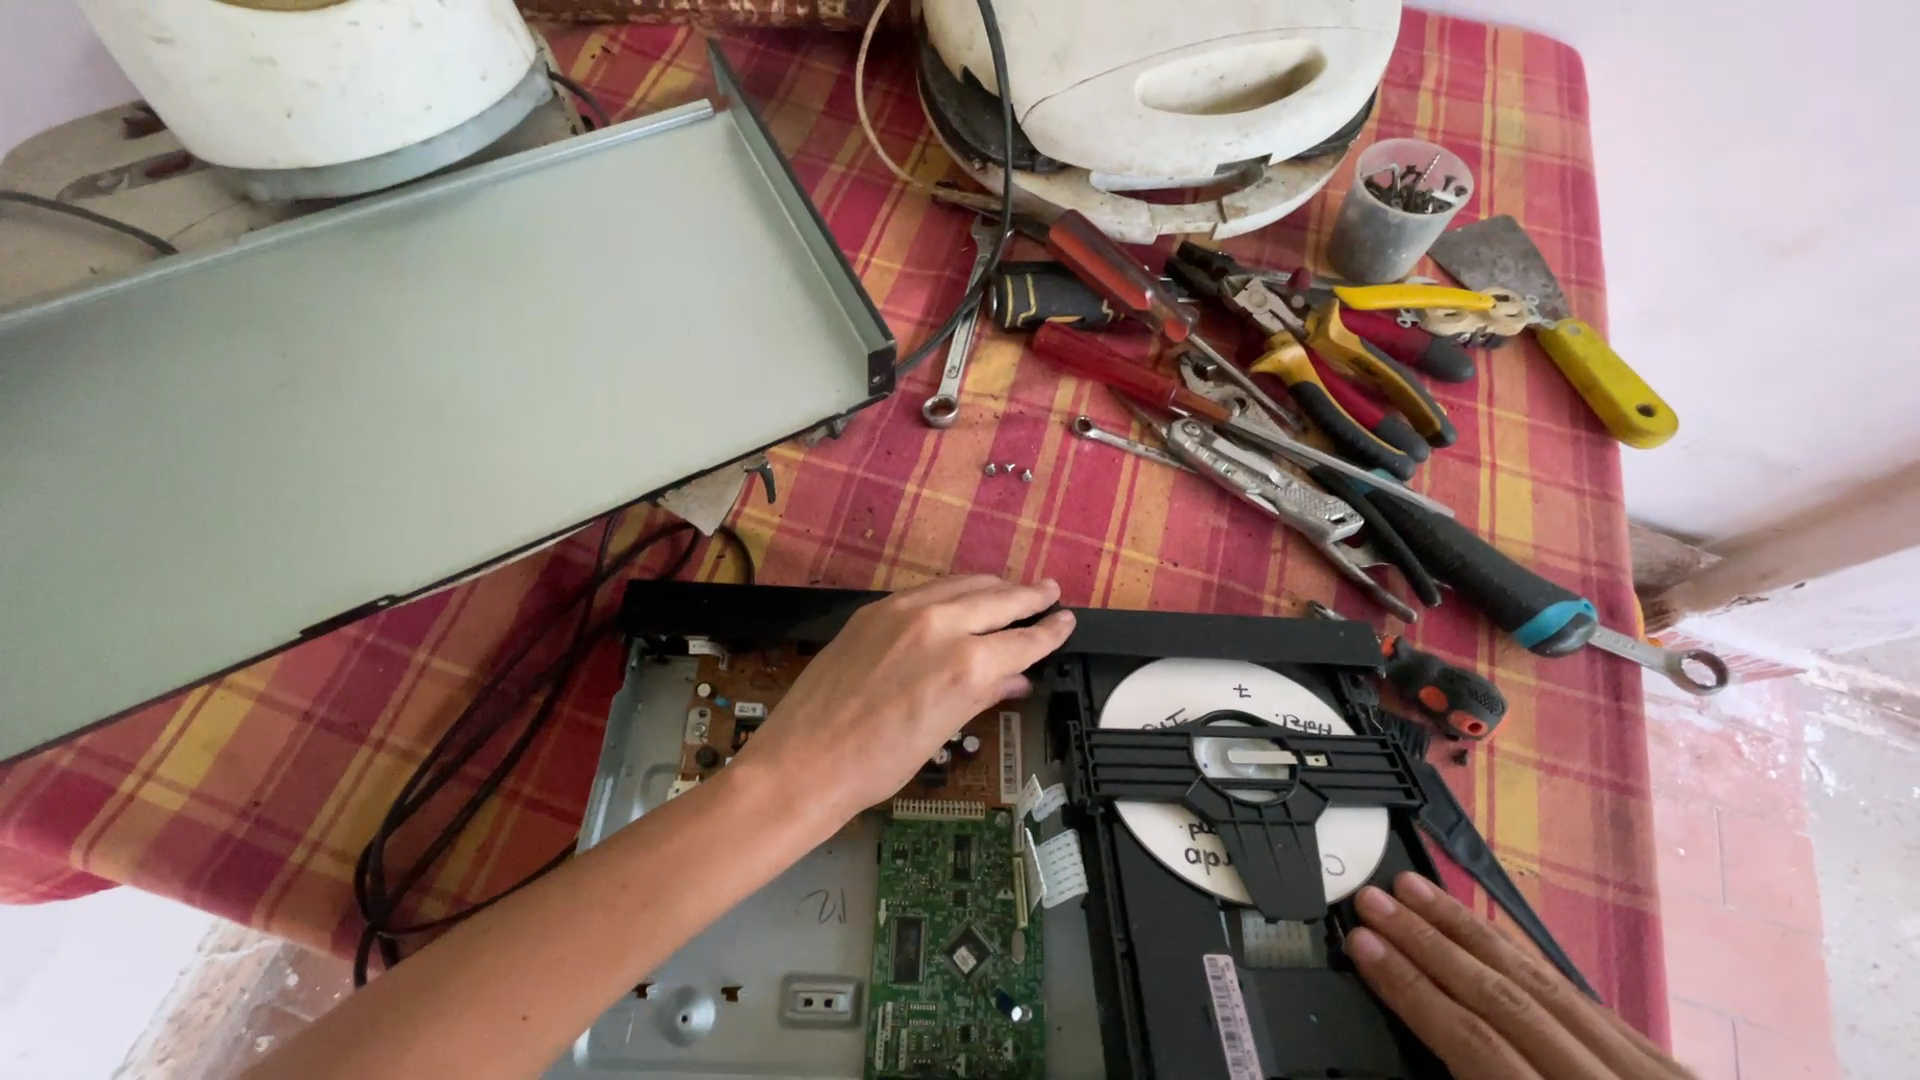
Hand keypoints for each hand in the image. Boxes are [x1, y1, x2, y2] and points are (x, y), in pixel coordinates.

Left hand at [730, 575, 1073, 823]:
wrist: (805, 760)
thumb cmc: (878, 764)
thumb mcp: (941, 732)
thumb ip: (984, 694)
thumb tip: (1017, 680)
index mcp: (966, 665)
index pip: (1022, 641)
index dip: (1049, 631)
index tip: (1066, 620)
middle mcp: (941, 625)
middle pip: (998, 600)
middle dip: (1029, 595)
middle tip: (1050, 589)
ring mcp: (904, 610)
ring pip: (963, 585)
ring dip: (993, 585)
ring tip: (1013, 587)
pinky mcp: (875, 609)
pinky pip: (928, 590)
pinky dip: (954, 590)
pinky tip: (962, 595)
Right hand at [1349, 873, 1693, 1079]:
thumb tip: (1410, 1040)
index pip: (1477, 1047)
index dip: (1412, 991)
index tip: (1362, 944)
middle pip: (1507, 1001)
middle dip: (1428, 943)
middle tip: (1372, 899)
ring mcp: (1655, 1079)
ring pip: (1544, 983)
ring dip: (1466, 931)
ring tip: (1412, 889)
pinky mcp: (1669, 1066)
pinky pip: (1581, 996)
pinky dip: (1521, 955)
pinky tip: (1481, 929)